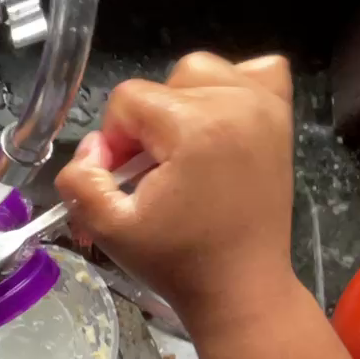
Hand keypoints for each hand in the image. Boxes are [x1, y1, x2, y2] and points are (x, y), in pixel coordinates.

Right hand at [55, 52, 296, 334]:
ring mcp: (265, 107)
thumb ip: (80, 180)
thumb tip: (92, 151)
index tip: (123, 181)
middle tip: (148, 174)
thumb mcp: (106, 228)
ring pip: (201, 73)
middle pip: (162, 82)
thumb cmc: (173, 260)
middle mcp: (236, 102)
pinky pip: (255, 73)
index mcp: (195, 126)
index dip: (111, 141)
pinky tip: (216, 128)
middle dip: (143, 124)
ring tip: (179, 152)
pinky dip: (229, 91)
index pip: (127, 99)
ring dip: (179, 106)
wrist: (238, 285)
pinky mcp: (280, 119)